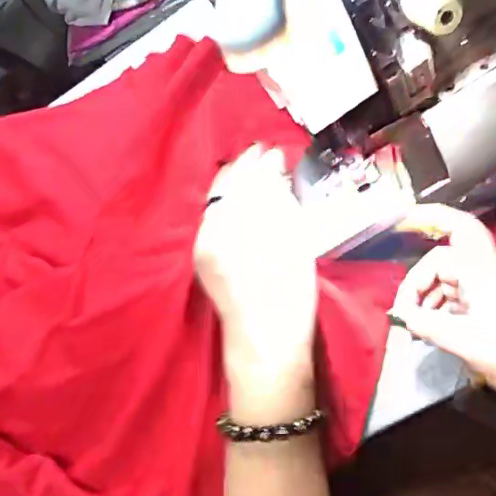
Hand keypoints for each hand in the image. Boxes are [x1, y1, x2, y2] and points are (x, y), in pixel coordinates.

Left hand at [194, 146, 318, 396]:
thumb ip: (277, 198)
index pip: (242, 179)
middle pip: (225, 188)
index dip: (258, 162)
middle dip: (246, 171)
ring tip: (260, 181)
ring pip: (219, 204)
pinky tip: (249, 208)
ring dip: (238, 189)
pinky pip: (216, 221)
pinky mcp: (205, 261)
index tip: (273, 151)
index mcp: (229, 224)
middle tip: (267, 160)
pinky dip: (232, 208)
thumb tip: (272, 168)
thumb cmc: (287, 295)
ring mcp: (203, 247)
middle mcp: (208, 231)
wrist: (266, 343)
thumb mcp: (292, 239)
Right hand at [392, 206, 495, 420]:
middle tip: (403, 311)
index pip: (458, 231)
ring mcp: (493, 288)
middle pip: (445, 259)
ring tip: (415, 325)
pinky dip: (439, 307)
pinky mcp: (493, 305)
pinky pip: (458, 295)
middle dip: (419, 281)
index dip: (433, 216)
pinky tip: (429, 328)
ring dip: (427, 297)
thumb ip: (428, 325)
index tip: (403, 220)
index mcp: (487, 271)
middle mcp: (490, 272)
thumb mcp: (466, 342)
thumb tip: (401, 316)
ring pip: (449, 278)